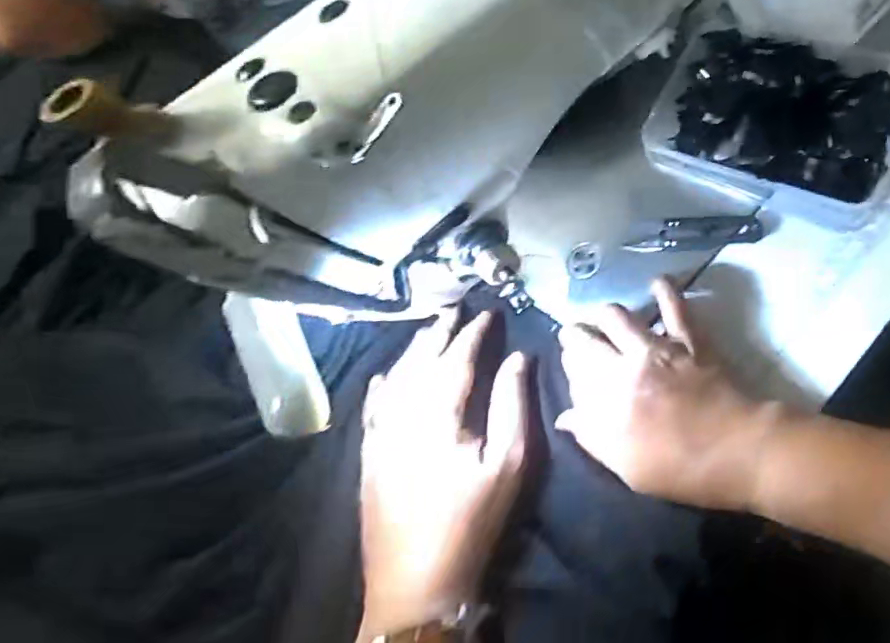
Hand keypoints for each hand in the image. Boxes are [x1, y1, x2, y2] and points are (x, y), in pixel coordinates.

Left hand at [358, 310, 529, 641]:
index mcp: (438, 421)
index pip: (455, 363)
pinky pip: (373, 411)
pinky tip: (388, 374)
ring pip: (392, 385)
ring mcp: (380, 443)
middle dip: (438, 335)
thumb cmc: (475, 516)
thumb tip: (519, 357)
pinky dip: (383, 386)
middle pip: (418, 367)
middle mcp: (401, 424)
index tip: (489, 313)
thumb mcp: (510, 459)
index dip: (472, 335)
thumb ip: (512, 403)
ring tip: (429, 329)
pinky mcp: (370, 461)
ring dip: (411, 353)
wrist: (418, 581)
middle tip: (455, 309)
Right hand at [556, 278, 789, 512]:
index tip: (568, 358)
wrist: (734, 445)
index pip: (574, 374)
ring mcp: (660, 349)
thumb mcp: (626, 466)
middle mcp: (625, 370)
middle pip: (589, 343)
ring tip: (604, 313)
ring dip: (607, 314)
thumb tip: (567, 416)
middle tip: (575, 332)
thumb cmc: (679, 468)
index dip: (569, 364)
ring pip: (621, 319)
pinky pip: (675, 307)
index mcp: (605, 405)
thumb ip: (593, 437)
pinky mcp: (691, 338)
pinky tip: (658, 281)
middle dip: (577, 335)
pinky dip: (666, 290)